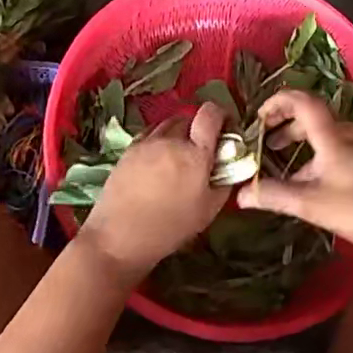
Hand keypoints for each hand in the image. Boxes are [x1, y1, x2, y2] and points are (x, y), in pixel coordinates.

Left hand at [83, 103, 229, 279]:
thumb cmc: (171, 227)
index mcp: (195, 153)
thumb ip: (226, 181)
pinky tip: (159, 160)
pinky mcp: (128, 151)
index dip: (221, 115)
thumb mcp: (209, 209)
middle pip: (189, 117)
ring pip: (168, 124)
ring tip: (180, 154)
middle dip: (199, 127)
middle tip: (202, 149)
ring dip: (179, 132)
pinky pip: (150, 135)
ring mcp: (146, 144)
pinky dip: (160, 140)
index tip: (225, 129)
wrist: (119, 239)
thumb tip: (234, 165)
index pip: (211, 113)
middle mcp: (171, 140)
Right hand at [236, 90, 352, 257]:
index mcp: (332, 136)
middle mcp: (346, 134)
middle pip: (311, 115)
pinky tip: (305, 177)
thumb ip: (274, 195)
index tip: (258, 116)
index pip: (302, 101)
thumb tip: (240, 194)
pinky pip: (334, 146)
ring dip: (299, 138)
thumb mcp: (310, 204)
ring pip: (323, 132)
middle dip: (284, 122)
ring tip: (279, 155)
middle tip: (264, 137)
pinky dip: (314, 152)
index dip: (277, 101)